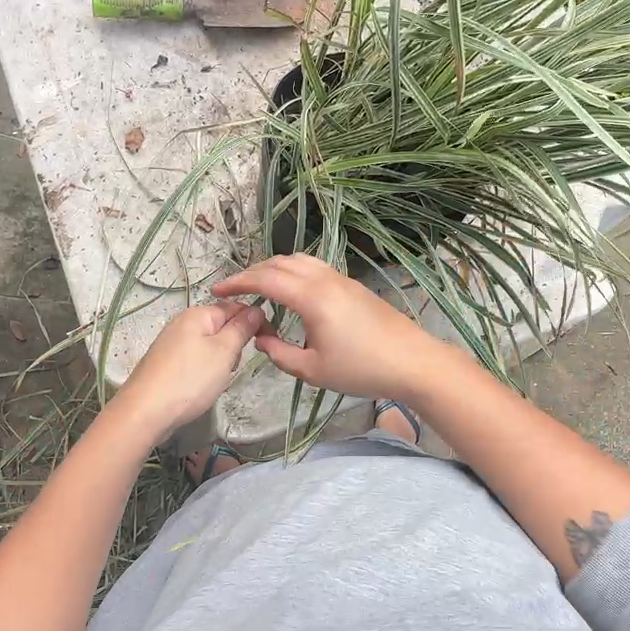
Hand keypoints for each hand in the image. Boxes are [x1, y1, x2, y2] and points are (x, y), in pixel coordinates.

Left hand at [112, 301, 268, 440]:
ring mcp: (171, 343)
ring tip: (215, 380)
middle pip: (222, 326)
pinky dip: (203, 371)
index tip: (267, 341)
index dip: (255, 321)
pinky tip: (199, 388)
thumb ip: (241, 328)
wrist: (144, 412)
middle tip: (231, 366)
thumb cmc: (190, 379)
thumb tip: (256, 308)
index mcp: (198, 314)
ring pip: (209, 346)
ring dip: (220, 361)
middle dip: (234, 345)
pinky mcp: (166, 363)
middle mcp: (182, 322)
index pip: (236, 307)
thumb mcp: (224, 352)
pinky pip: (195, 360)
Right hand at [211, 254, 464, 402]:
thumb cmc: (361, 368)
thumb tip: (260, 338)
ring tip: (259, 286)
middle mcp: (324, 279)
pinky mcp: (352, 285)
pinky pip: (314, 266)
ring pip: (299, 260)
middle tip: (234, 290)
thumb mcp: (313, 370)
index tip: (217, 291)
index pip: (265, 279)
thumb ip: (279, 354)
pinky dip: (293, 270)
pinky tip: (291, 290)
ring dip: (274, 268)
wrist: (412, 361)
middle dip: (252, 272)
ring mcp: (341, 278)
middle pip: (279, 263)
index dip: (237, 282)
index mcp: (311, 297)